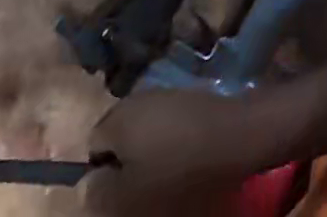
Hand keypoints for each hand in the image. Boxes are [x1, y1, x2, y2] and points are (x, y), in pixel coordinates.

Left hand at [81, 88, 297, 215]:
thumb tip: (99, 146)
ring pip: (152, 189)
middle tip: (152, 128)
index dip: (106, 148)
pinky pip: (181, 185)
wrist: (238, 137)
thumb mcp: (126, 118)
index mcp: (106, 208)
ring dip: (160, 163)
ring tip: (178, 130)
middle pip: (120, 188)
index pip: (89, 181)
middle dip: (131, 160)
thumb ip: (100, 134)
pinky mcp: (201, 208)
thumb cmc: (176, 130)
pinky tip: (197, 142)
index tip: (128, 126)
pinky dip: (185, 166)